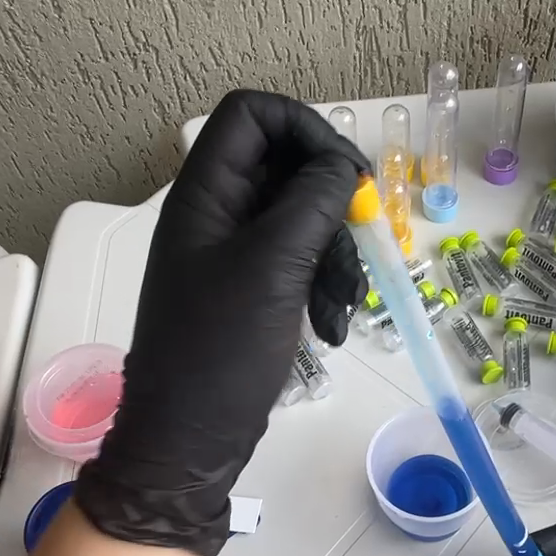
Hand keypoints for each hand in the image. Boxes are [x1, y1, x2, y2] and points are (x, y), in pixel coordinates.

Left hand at [75, 90, 369, 555]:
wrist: (192, 440)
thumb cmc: (220, 349)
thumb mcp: (273, 265)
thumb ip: (312, 201)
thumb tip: (343, 164)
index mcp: (204, 195)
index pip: (252, 115)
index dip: (302, 127)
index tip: (345, 170)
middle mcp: (218, 214)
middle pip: (288, 169)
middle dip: (332, 207)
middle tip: (363, 237)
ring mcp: (236, 254)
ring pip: (303, 220)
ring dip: (336, 258)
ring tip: (342, 310)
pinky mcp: (255, 289)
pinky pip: (301, 262)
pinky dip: (324, 287)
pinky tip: (332, 328)